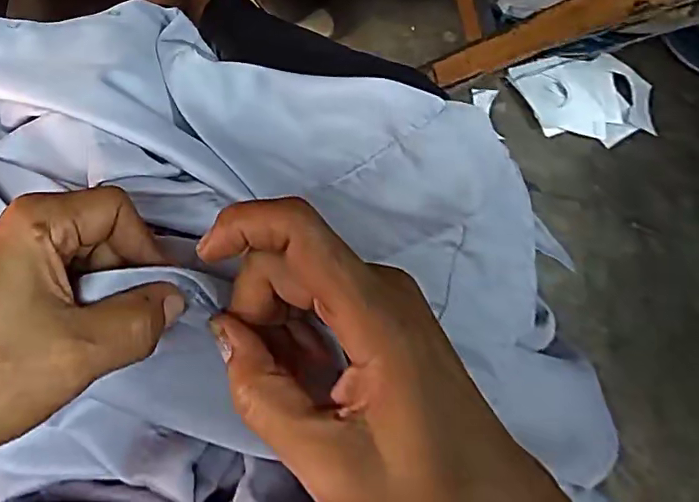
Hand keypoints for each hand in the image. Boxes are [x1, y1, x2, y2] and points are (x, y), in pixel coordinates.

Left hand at [0, 187, 186, 465]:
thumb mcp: (80, 350)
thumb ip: (140, 319)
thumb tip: (175, 299)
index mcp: (37, 218)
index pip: (117, 210)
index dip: (144, 248)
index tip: (157, 293)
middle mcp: (26, 219)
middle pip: (104, 229)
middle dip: (124, 274)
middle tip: (129, 321)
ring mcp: (17, 246)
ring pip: (90, 253)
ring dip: (106, 291)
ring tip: (98, 335)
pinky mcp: (14, 273)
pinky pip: (69, 270)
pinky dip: (86, 299)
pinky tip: (78, 334)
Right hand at [198, 198, 566, 501]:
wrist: (492, 498)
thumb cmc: (423, 487)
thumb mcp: (330, 462)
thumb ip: (263, 395)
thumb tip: (225, 332)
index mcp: (373, 311)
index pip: (299, 230)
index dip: (245, 225)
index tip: (206, 254)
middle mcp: (380, 284)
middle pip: (291, 259)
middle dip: (255, 306)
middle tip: (257, 374)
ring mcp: (385, 294)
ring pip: (302, 277)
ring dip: (276, 322)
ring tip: (292, 388)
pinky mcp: (385, 309)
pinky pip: (322, 296)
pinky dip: (298, 329)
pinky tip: (310, 378)